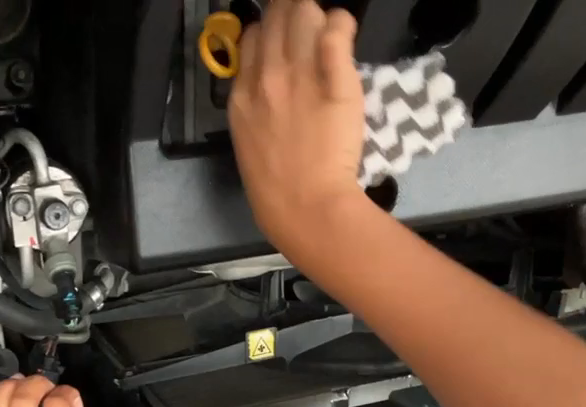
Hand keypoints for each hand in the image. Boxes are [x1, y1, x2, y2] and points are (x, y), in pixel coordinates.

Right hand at [228, 0, 365, 261]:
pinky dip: (342, 26)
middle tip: (308, 32)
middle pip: (277, 15)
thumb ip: (253, 108)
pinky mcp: (336, 78)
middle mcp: (266, 77)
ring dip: (316, 18)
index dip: (268, 33)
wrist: (305, 208)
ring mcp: (300, 75)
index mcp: (241, 97)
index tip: (282, 44)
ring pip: (305, 12)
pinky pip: (338, 26)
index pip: (250, 37)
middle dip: (292, 15)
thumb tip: (264, 87)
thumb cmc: (276, 189)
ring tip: (327, 39)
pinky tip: (344, 42)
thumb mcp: (248, 144)